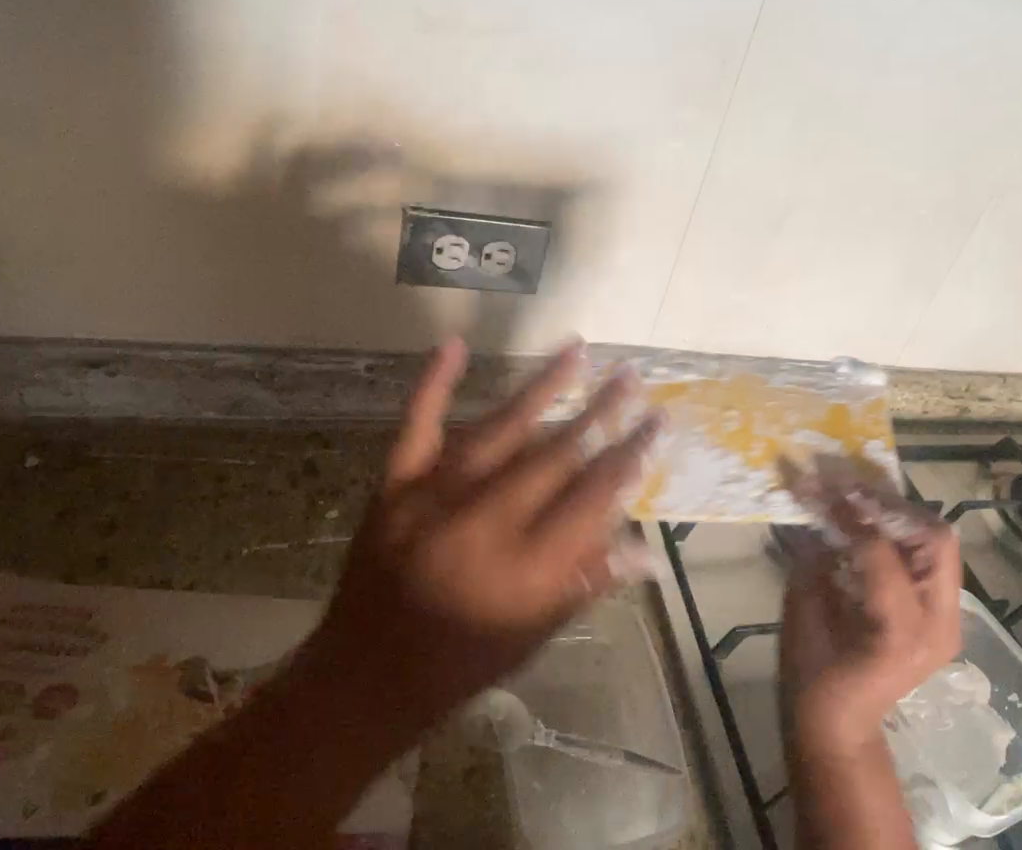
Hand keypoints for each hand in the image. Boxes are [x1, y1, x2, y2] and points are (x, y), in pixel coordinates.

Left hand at [300, 337, 662, 740]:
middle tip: (630, 375)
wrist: (365, 676)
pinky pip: (418, 425)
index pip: (594, 496)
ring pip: (500, 429)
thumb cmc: (461, 662)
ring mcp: (435, 496)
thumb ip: (585, 581)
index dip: (630, 455)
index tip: (656, 421)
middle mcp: (487, 523)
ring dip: (543, 387)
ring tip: (578, 349)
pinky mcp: (395, 484)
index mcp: (528, 567)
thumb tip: (644, 546)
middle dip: (600, 413)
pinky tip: (454, 344)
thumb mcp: (533, 634)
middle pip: (555, 456)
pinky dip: (434, 383)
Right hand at [780, 484, 960, 758]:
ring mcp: (949, 621)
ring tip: (859, 497)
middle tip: (847, 485)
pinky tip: (872, 523)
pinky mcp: (947, 616)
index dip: (847, 512)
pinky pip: (933, 559)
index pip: (880, 549)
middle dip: (888, 504)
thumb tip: (815, 502)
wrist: (840, 724)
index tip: (818, 484)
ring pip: (939, 542)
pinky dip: (903, 533)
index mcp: (897, 630)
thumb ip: (815, 554)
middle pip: (934, 537)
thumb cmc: (810, 672)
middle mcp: (938, 624)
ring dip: (898, 514)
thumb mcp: (803, 608)